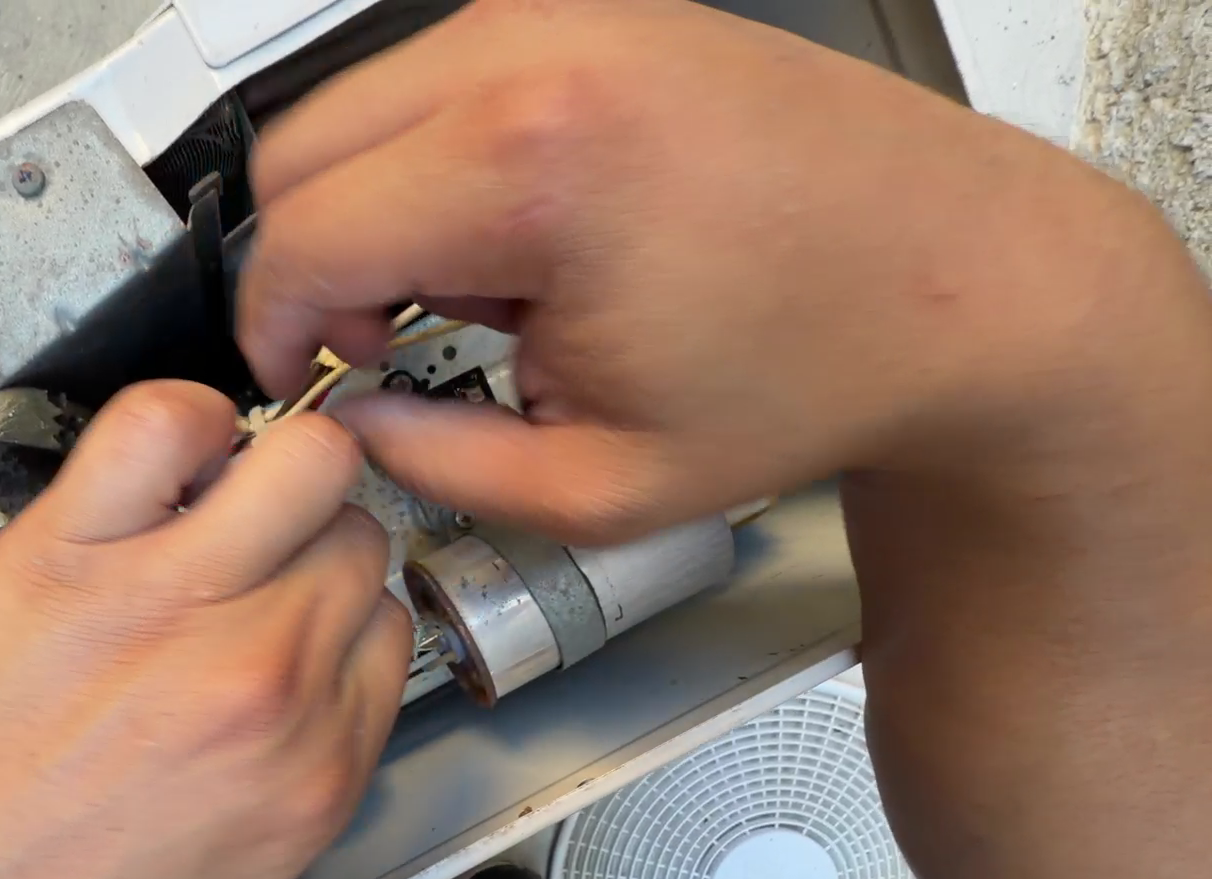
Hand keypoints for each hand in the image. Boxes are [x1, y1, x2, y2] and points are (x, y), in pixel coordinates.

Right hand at [236, 0, 1193, 542]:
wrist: (955, 285)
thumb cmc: (801, 377)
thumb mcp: (586, 487)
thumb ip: (426, 462)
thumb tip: (344, 418)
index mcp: (536, 170)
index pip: (300, 240)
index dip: (269, 330)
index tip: (298, 377)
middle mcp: (535, 55)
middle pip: (293, 158)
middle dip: (304, 272)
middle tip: (368, 344)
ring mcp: (555, 18)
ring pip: (342, 120)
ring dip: (357, 224)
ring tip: (449, 299)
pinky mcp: (573, 21)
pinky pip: (413, 99)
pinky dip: (408, 181)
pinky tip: (487, 245)